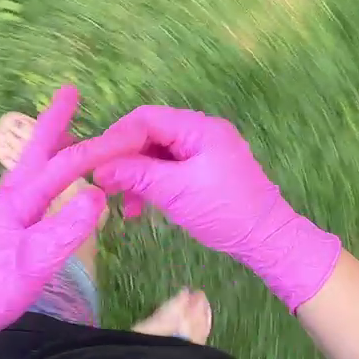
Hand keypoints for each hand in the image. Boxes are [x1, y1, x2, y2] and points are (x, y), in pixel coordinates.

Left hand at [0, 86, 140, 358]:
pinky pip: (29, 191)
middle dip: (55, 123)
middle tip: (70, 93)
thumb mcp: (27, 267)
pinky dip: (43, 176)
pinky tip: (48, 190)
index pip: (66, 166)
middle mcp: (9, 201)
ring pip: (31, 170)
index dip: (100, 151)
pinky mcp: (0, 234)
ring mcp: (2, 217)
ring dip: (49, 146)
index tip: (131, 138)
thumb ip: (62, 232)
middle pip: (36, 152)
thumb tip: (99, 195)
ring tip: (67, 133)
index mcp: (18, 203)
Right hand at [92, 106, 340, 310]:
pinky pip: (168, 169)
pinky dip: (151, 185)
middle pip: (149, 134)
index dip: (115, 139)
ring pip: (156, 154)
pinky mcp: (203, 170)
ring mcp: (203, 151)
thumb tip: (99, 168)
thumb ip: (137, 175)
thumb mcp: (176, 192)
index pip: (145, 119)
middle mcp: (201, 132)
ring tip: (119, 202)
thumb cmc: (225, 211)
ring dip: (135, 175)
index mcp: (199, 128)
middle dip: (123, 158)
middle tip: (101, 183)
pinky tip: (139, 208)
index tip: (92, 162)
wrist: (266, 239)